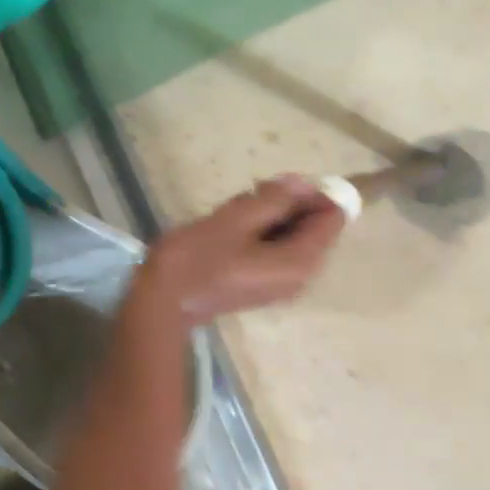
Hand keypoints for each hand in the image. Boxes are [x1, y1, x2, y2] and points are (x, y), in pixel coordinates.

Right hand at [138, 175, 346, 322]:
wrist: (158, 306)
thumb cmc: (193, 262)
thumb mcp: (232, 221)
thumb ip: (273, 199)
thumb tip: (303, 184)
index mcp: (301, 260)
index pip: (331, 216)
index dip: (308, 193)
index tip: (268, 186)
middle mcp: (301, 275)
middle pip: (311, 228)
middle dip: (283, 207)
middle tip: (240, 199)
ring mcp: (279, 284)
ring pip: (288, 239)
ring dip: (264, 221)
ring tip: (226, 217)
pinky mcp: (258, 287)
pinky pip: (272, 254)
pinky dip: (255, 239)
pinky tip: (224, 235)